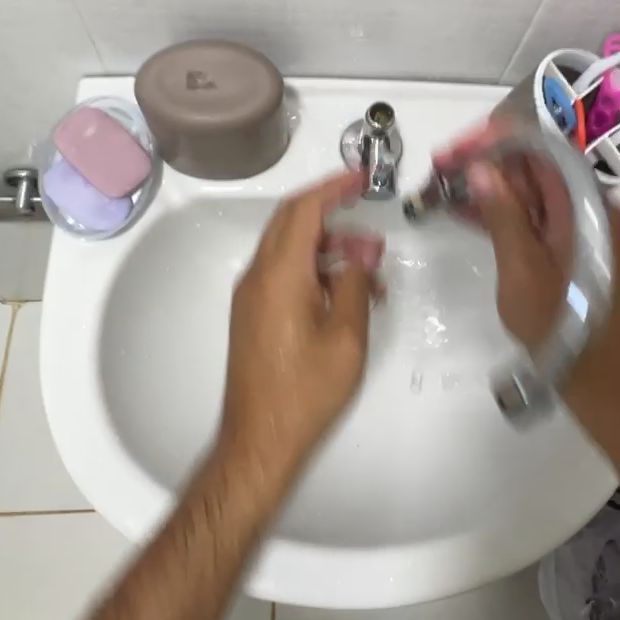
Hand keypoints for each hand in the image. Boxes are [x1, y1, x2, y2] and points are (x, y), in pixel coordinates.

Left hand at [219, 171, 382, 477]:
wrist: (258, 441)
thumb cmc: (306, 391)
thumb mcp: (346, 337)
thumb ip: (355, 284)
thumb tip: (362, 252)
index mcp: (279, 275)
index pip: (303, 210)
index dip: (333, 186)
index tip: (362, 177)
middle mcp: (257, 276)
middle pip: (289, 221)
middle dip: (329, 208)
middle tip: (366, 208)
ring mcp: (250, 295)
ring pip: (287, 247)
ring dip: (325, 244)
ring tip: (368, 268)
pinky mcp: (252, 313)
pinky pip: (282, 271)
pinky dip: (312, 267)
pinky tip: (344, 292)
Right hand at [465, 161, 619, 413]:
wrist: (600, 383)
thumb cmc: (562, 326)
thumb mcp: (523, 269)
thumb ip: (503, 214)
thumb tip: (480, 166)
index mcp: (587, 205)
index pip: (542, 150)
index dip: (497, 139)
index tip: (457, 146)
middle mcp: (588, 208)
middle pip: (534, 168)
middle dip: (486, 162)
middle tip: (439, 166)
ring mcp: (579, 229)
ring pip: (529, 193)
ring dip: (488, 187)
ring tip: (441, 185)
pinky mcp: (568, 249)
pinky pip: (532, 218)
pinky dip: (501, 214)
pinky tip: (462, 210)